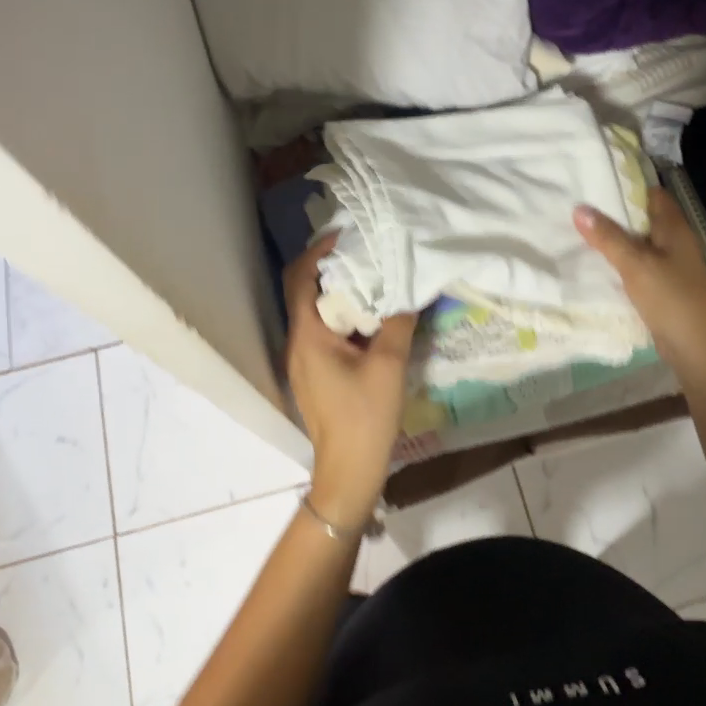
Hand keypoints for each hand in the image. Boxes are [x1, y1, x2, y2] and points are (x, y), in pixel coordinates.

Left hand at [282, 236, 417, 529]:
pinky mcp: (315, 375)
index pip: (300, 277)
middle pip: (307, 292)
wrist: (349, 470)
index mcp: (307, 335)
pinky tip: (373, 318)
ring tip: (375, 278)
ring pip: (317, 314)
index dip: (319, 251)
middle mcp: (297, 343)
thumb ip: (397, 321)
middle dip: (333, 269)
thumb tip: (408, 287)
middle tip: (367, 252)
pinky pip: (325, 334)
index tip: (347, 234)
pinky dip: (345, 317)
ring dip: (341, 294)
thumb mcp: (388, 365)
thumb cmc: (365, 416)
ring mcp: (304, 361)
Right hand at [575, 188, 705, 373]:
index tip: (594, 183)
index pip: (651, 194)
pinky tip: (594, 264)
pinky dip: (618, 263)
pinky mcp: (661, 287)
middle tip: (577, 207)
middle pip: (641, 219)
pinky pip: (636, 266)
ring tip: (578, 232)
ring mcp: (668, 266)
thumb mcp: (635, 264)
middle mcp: (673, 242)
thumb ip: (607, 237)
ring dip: (613, 240)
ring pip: (637, 244)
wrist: (696, 347)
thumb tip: (579, 208)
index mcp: (674, 228)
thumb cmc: (670, 298)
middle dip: (613, 214)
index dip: (626, 186)